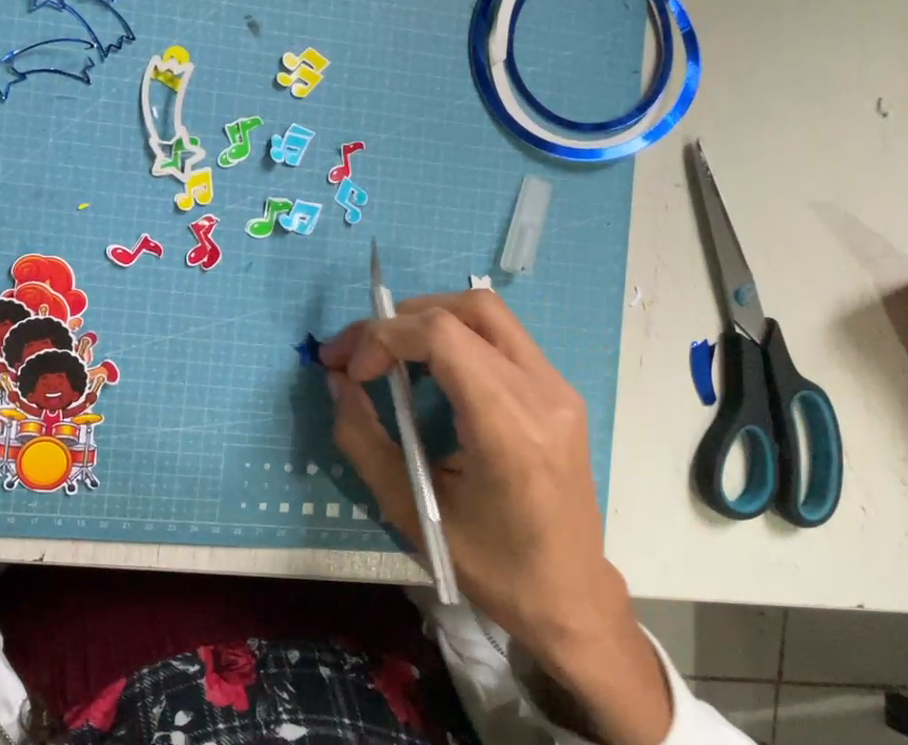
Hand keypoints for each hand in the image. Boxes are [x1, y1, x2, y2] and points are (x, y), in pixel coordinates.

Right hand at [322, 290, 670, 744]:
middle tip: (356, 354)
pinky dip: (453, 337)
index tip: (350, 372)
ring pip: (486, 313)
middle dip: (399, 320)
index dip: (383, 338)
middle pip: (465, 309)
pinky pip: (501, 337)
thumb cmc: (491, 566)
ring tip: (387, 355)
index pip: (442, 336)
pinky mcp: (560, 393)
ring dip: (426, 321)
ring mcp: (559, 389)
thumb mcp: (409, 509)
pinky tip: (426, 371)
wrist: (570, 598)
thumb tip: (337, 381)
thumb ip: (363, 438)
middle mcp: (544, 393)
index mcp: (510, 427)